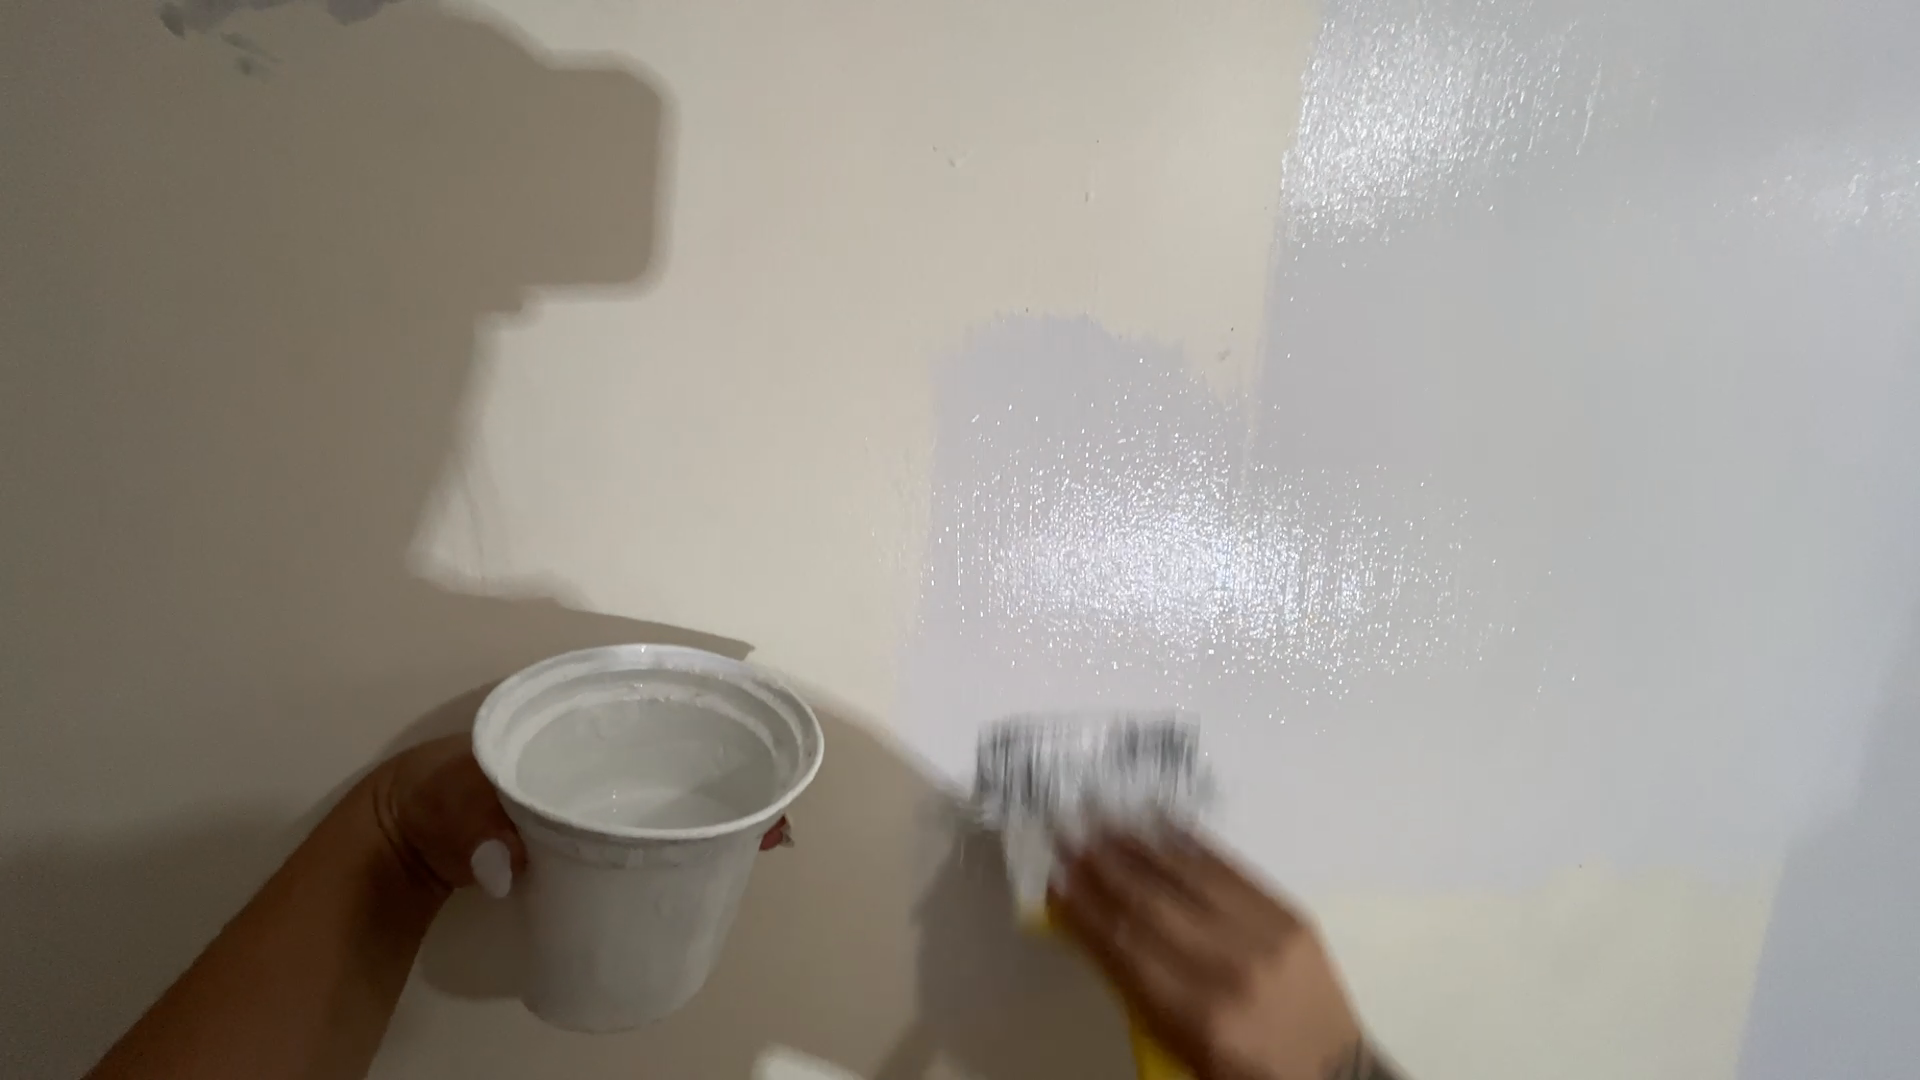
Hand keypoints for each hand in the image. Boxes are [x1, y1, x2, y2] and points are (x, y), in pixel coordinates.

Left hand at [358, 734, 796, 899]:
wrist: (409, 835)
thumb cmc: (438, 796)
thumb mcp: (453, 798)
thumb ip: (476, 823)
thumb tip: (509, 864)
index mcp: (586, 720)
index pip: (669, 704)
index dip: (721, 722)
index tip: (759, 749)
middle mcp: (613, 748)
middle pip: (696, 751)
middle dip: (740, 774)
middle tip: (774, 814)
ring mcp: (611, 790)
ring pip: (685, 791)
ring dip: (726, 810)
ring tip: (766, 835)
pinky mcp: (604, 828)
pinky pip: (661, 828)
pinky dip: (695, 839)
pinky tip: (719, 858)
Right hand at [1050, 832, 1397, 1079]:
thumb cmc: (1242, 1071)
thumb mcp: (1179, 1046)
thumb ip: (1135, 985)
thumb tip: (1090, 922)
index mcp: (1197, 1016)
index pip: (1122, 946)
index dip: (1082, 908)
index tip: (1053, 878)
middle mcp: (1229, 969)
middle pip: (1148, 902)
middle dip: (1100, 864)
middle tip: (1066, 832)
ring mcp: (1265, 936)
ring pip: (1184, 874)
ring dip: (1135, 842)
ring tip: (1101, 816)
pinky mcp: (1289, 914)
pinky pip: (1228, 867)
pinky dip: (1186, 840)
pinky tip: (1156, 819)